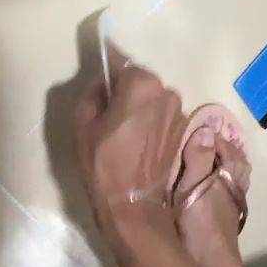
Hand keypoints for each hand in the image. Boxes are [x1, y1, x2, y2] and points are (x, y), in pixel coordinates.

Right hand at [74, 45, 186, 238]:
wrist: (133, 204)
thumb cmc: (103, 163)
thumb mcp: (83, 125)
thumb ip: (92, 94)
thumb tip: (103, 83)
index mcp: (141, 84)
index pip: (120, 61)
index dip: (107, 65)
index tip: (99, 68)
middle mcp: (166, 92)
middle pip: (139, 81)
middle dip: (124, 90)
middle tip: (106, 111)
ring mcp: (179, 113)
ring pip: (152, 99)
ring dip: (138, 107)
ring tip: (122, 130)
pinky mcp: (183, 132)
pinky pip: (161, 117)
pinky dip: (149, 122)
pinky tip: (136, 142)